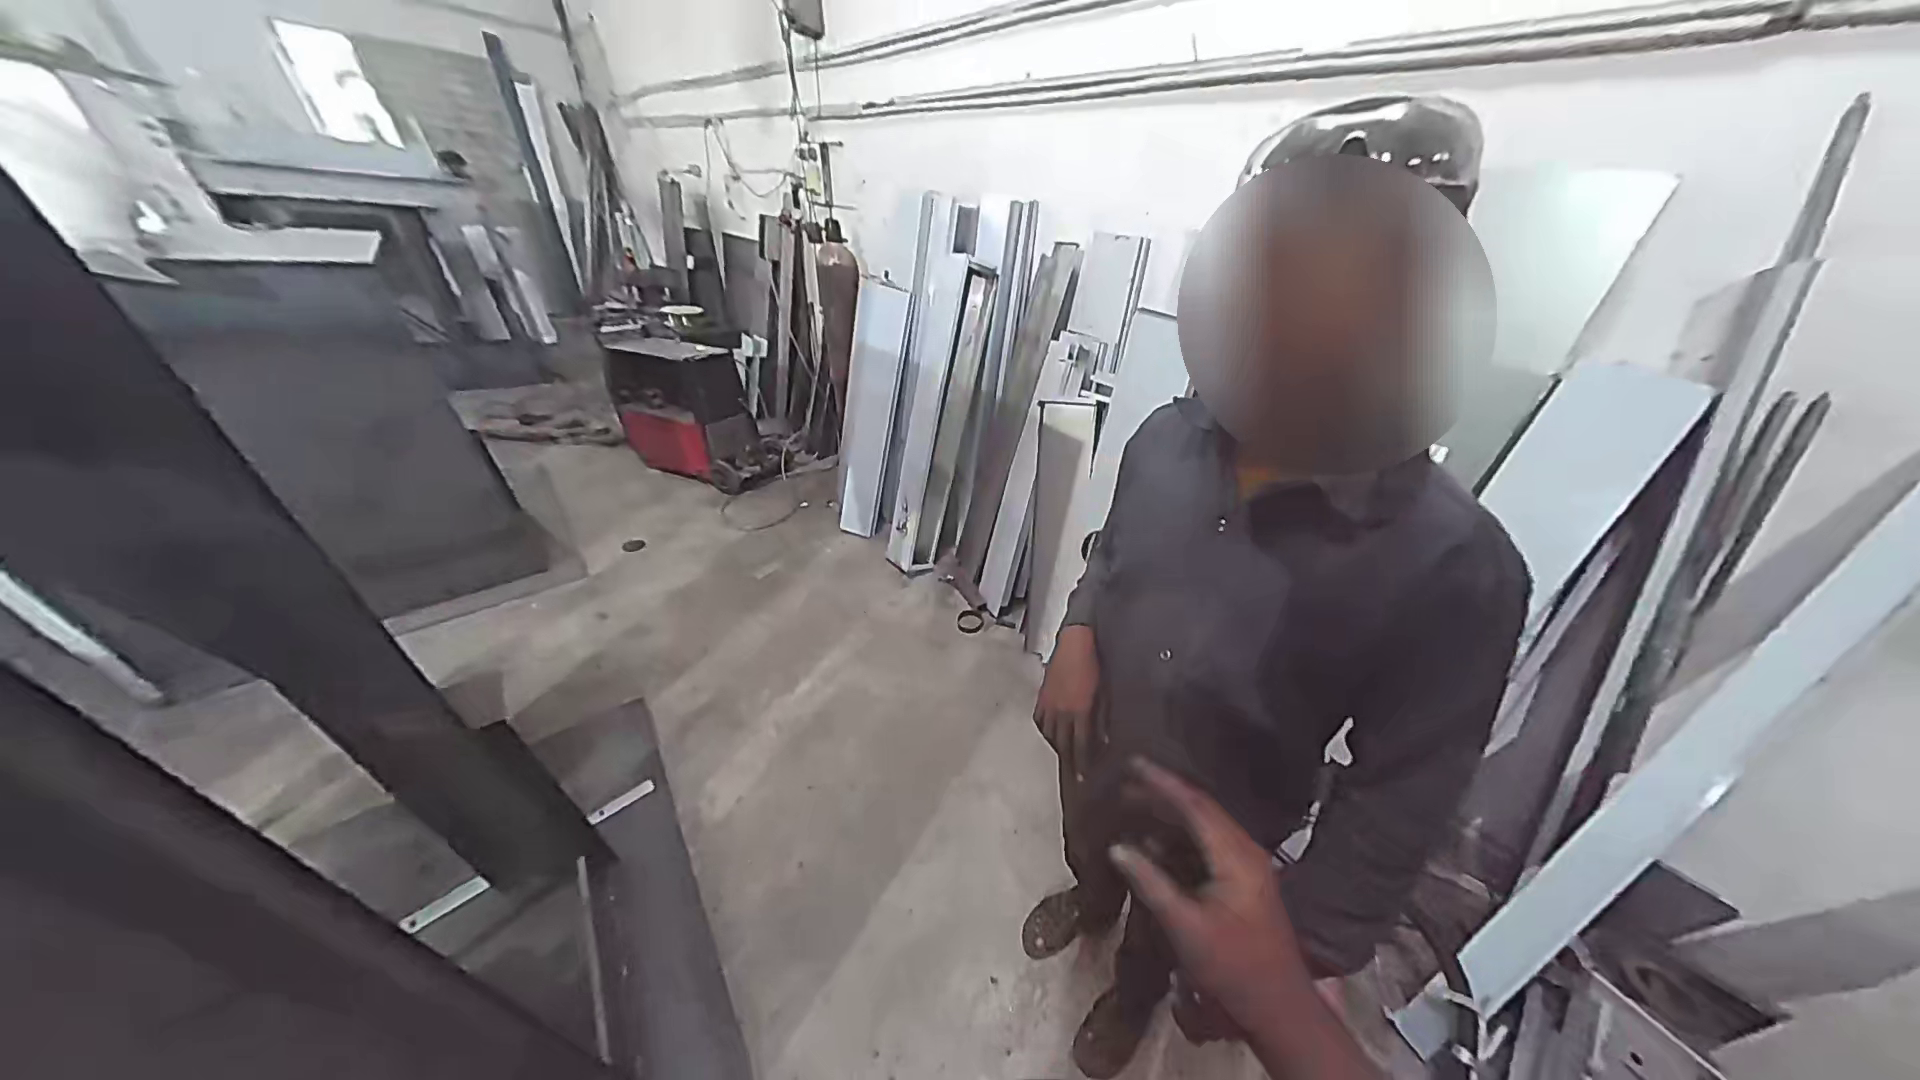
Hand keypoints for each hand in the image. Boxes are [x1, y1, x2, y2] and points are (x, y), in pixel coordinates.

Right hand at [1034, 624, 1100, 778]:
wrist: (1075, 642)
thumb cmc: (1094, 664)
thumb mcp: (1103, 693)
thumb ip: (1102, 718)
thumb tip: (1105, 739)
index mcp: (1079, 710)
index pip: (1080, 744)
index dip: (1082, 763)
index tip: (1083, 777)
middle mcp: (1061, 710)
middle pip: (1062, 743)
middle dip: (1067, 762)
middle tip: (1070, 778)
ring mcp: (1049, 703)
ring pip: (1048, 733)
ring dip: (1054, 749)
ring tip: (1058, 762)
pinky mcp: (1042, 695)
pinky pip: (1039, 719)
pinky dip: (1042, 731)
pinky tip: (1045, 737)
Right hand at [1107, 759, 1306, 1028]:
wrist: (1280, 1011)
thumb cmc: (1233, 969)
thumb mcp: (1186, 927)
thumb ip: (1151, 883)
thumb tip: (1118, 848)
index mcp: (1236, 856)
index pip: (1195, 805)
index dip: (1162, 782)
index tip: (1134, 762)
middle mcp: (1245, 850)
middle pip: (1200, 809)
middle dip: (1162, 793)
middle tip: (1125, 782)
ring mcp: (1247, 863)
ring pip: (1204, 823)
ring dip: (1170, 812)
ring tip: (1134, 802)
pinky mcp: (1243, 877)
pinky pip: (1207, 840)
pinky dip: (1179, 832)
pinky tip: (1155, 838)